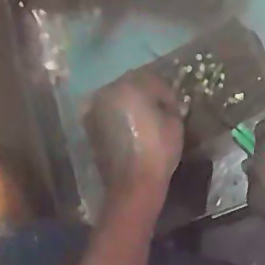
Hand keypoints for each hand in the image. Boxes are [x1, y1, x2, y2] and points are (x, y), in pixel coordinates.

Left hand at [86, 69, 184, 214]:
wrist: (132, 184)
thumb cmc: (158, 152)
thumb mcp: (175, 125)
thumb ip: (170, 107)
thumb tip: (165, 105)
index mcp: (130, 86)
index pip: (154, 80)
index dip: (167, 93)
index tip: (175, 107)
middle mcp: (108, 91)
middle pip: (131, 85)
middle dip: (146, 95)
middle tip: (160, 111)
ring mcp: (94, 108)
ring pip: (117, 98)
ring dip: (130, 105)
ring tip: (144, 121)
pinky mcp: (89, 125)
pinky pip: (108, 113)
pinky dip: (118, 116)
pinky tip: (130, 130)